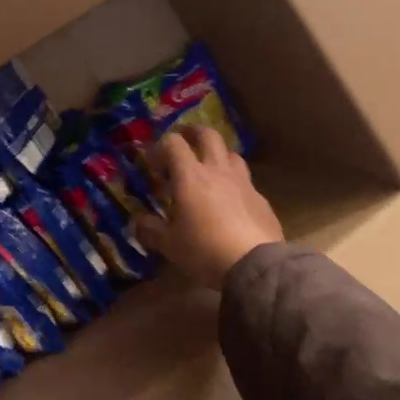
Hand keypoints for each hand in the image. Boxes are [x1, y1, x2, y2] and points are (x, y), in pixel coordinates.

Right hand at [133, 125, 283, 289]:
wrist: (255, 266)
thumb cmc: (205, 250)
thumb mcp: (170, 245)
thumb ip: (151, 230)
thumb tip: (138, 223)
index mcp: (190, 176)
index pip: (173, 143)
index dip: (161, 147)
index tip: (154, 162)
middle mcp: (217, 171)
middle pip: (208, 136)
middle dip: (194, 133)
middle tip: (186, 139)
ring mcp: (243, 183)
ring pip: (232, 155)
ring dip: (219, 155)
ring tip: (212, 168)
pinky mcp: (262, 200)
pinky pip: (247, 183)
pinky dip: (237, 185)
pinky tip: (234, 202)